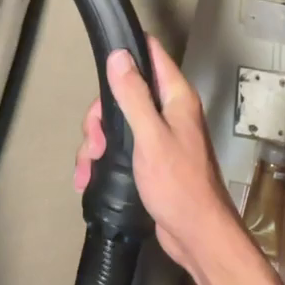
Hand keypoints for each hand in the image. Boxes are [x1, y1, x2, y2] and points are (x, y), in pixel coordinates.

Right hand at [74, 36, 237, 269]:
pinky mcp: (151, 159)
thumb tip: (118, 55)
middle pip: (125, 92)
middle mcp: (169, 111)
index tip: (102, 54)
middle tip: (94, 140)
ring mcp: (160, 135)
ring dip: (97, 141)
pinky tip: (88, 176)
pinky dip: (103, 159)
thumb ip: (134, 95)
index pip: (152, 54)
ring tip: (88, 166)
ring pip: (118, 122)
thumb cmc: (178, 184)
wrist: (197, 236)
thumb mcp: (150, 136)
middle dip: (101, 115)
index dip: (127, 48)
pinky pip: (121, 147)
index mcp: (176, 98)